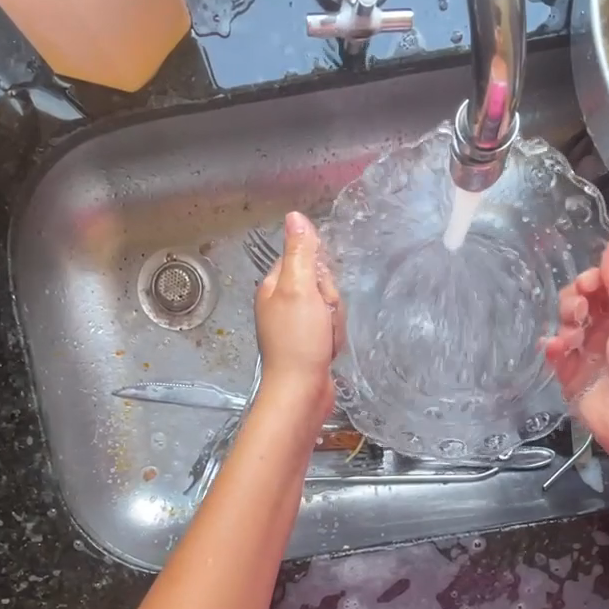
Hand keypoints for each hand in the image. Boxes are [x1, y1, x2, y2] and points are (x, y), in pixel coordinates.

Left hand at [254, 212, 339, 416]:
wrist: (301, 393)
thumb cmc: (298, 342)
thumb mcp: (299, 289)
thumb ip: (299, 252)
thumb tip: (295, 216)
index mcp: (274, 287)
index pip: (306, 261)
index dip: (320, 276)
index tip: (318, 293)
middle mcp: (282, 304)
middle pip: (320, 284)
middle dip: (330, 301)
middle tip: (322, 319)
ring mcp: (296, 326)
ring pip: (330, 308)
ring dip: (334, 323)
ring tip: (325, 339)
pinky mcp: (309, 344)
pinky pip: (331, 329)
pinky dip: (333, 339)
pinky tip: (328, 351)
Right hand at [542, 232, 608, 460]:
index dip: (596, 277)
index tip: (587, 286)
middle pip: (586, 298)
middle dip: (575, 300)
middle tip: (577, 313)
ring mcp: (595, 352)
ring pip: (569, 322)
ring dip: (564, 323)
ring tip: (570, 340)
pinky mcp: (576, 376)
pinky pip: (558, 353)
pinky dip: (554, 348)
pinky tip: (556, 350)